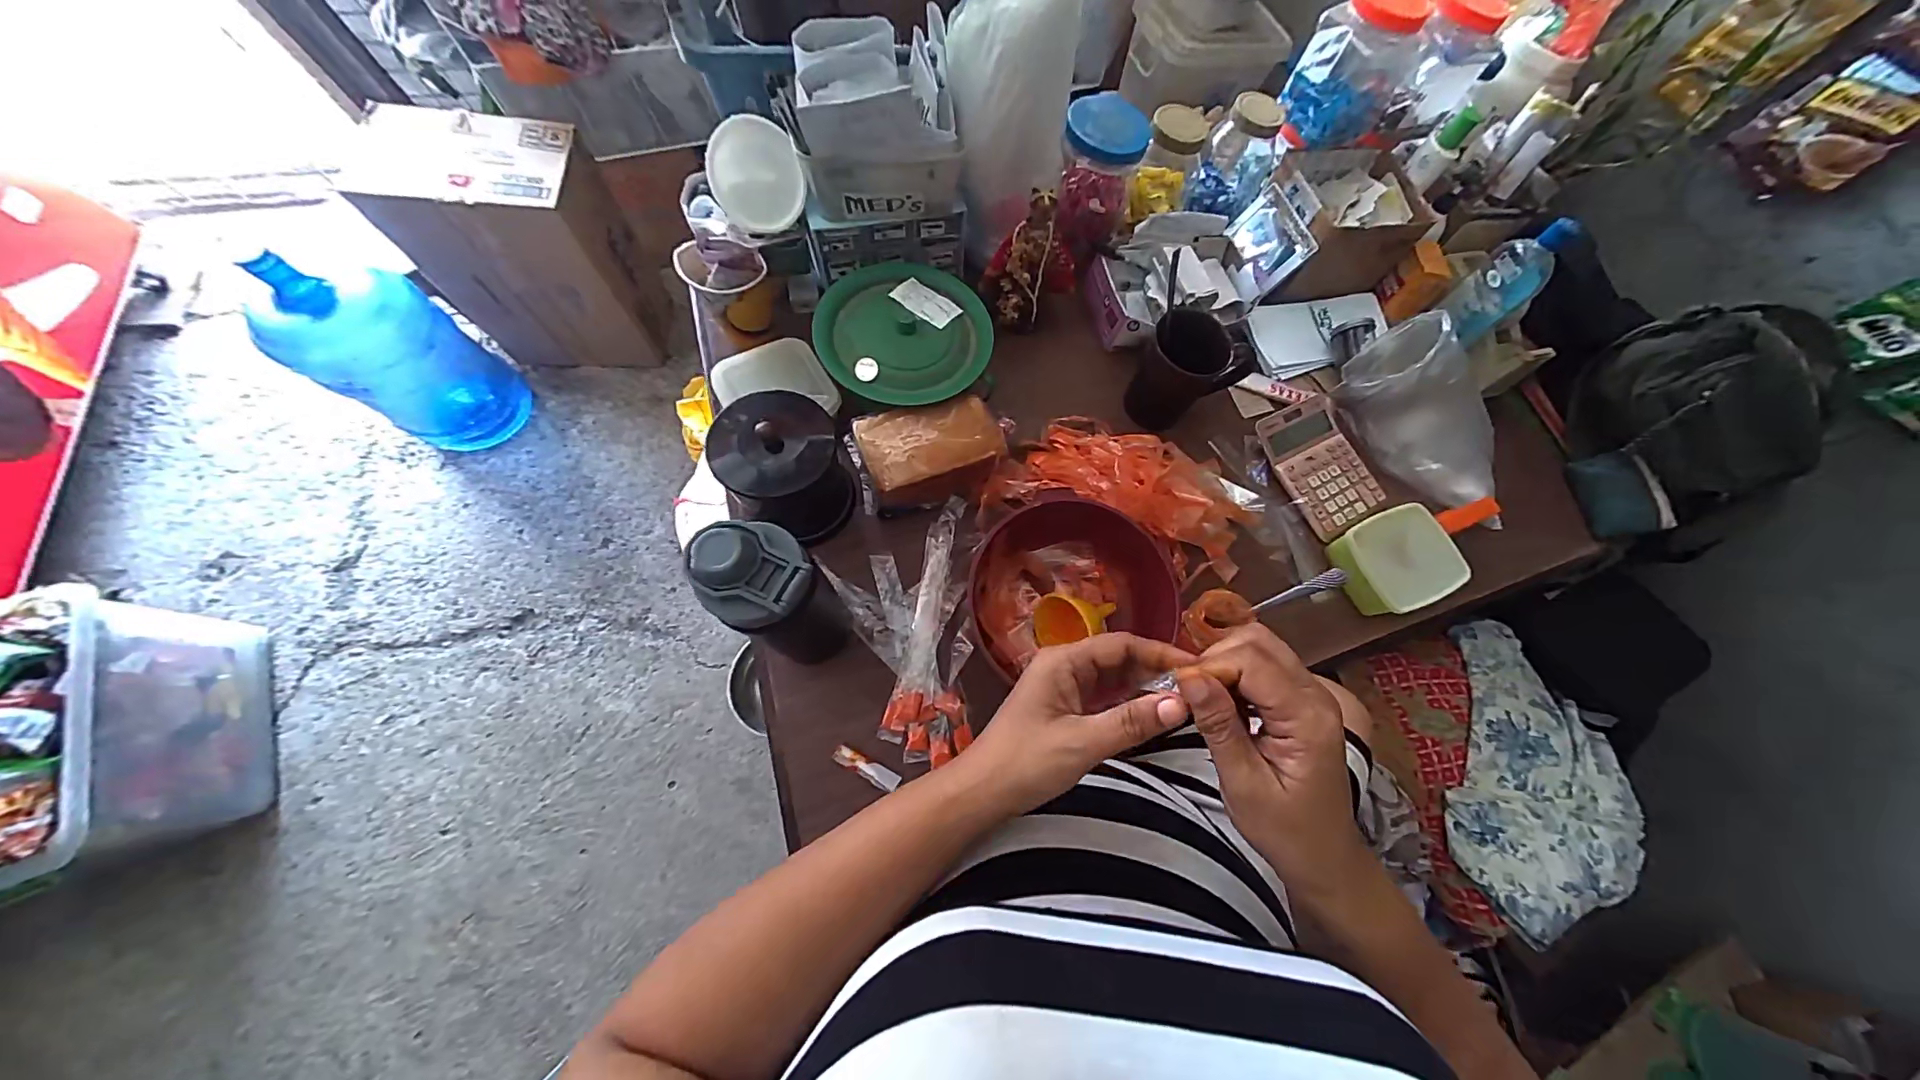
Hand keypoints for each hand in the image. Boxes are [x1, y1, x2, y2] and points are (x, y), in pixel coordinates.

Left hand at [959, 632, 1195, 814]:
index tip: (1198, 667)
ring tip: (1185, 700)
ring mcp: (1063, 687)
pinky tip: (1152, 714)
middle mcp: (1064, 666)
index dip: (1160, 652)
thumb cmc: (1026, 762)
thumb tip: (1181, 704)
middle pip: (1118, 658)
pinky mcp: (1064, 709)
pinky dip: (1128, 704)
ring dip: (1144, 687)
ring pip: (1113, 679)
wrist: (982, 791)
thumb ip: (1131, 722)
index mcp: (1063, 661)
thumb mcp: (1083, 742)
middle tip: (1198, 686)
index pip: (1121, 644)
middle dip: (1156, 670)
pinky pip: (1104, 698)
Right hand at [1179, 625, 1369, 888]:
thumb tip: (1187, 676)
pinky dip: (1235, 671)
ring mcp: (1312, 693)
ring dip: (1223, 662)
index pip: (1251, 660)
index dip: (1209, 667)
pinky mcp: (1301, 698)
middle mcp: (1316, 693)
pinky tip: (1221, 700)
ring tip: (1202, 696)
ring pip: (1259, 647)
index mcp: (1307, 715)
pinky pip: (1264, 664)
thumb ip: (1218, 725)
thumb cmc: (1284, 830)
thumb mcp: (1243, 782)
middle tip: (1189, 693)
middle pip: (1257, 642)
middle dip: (1214, 659)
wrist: (1324, 856)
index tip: (1179, 692)